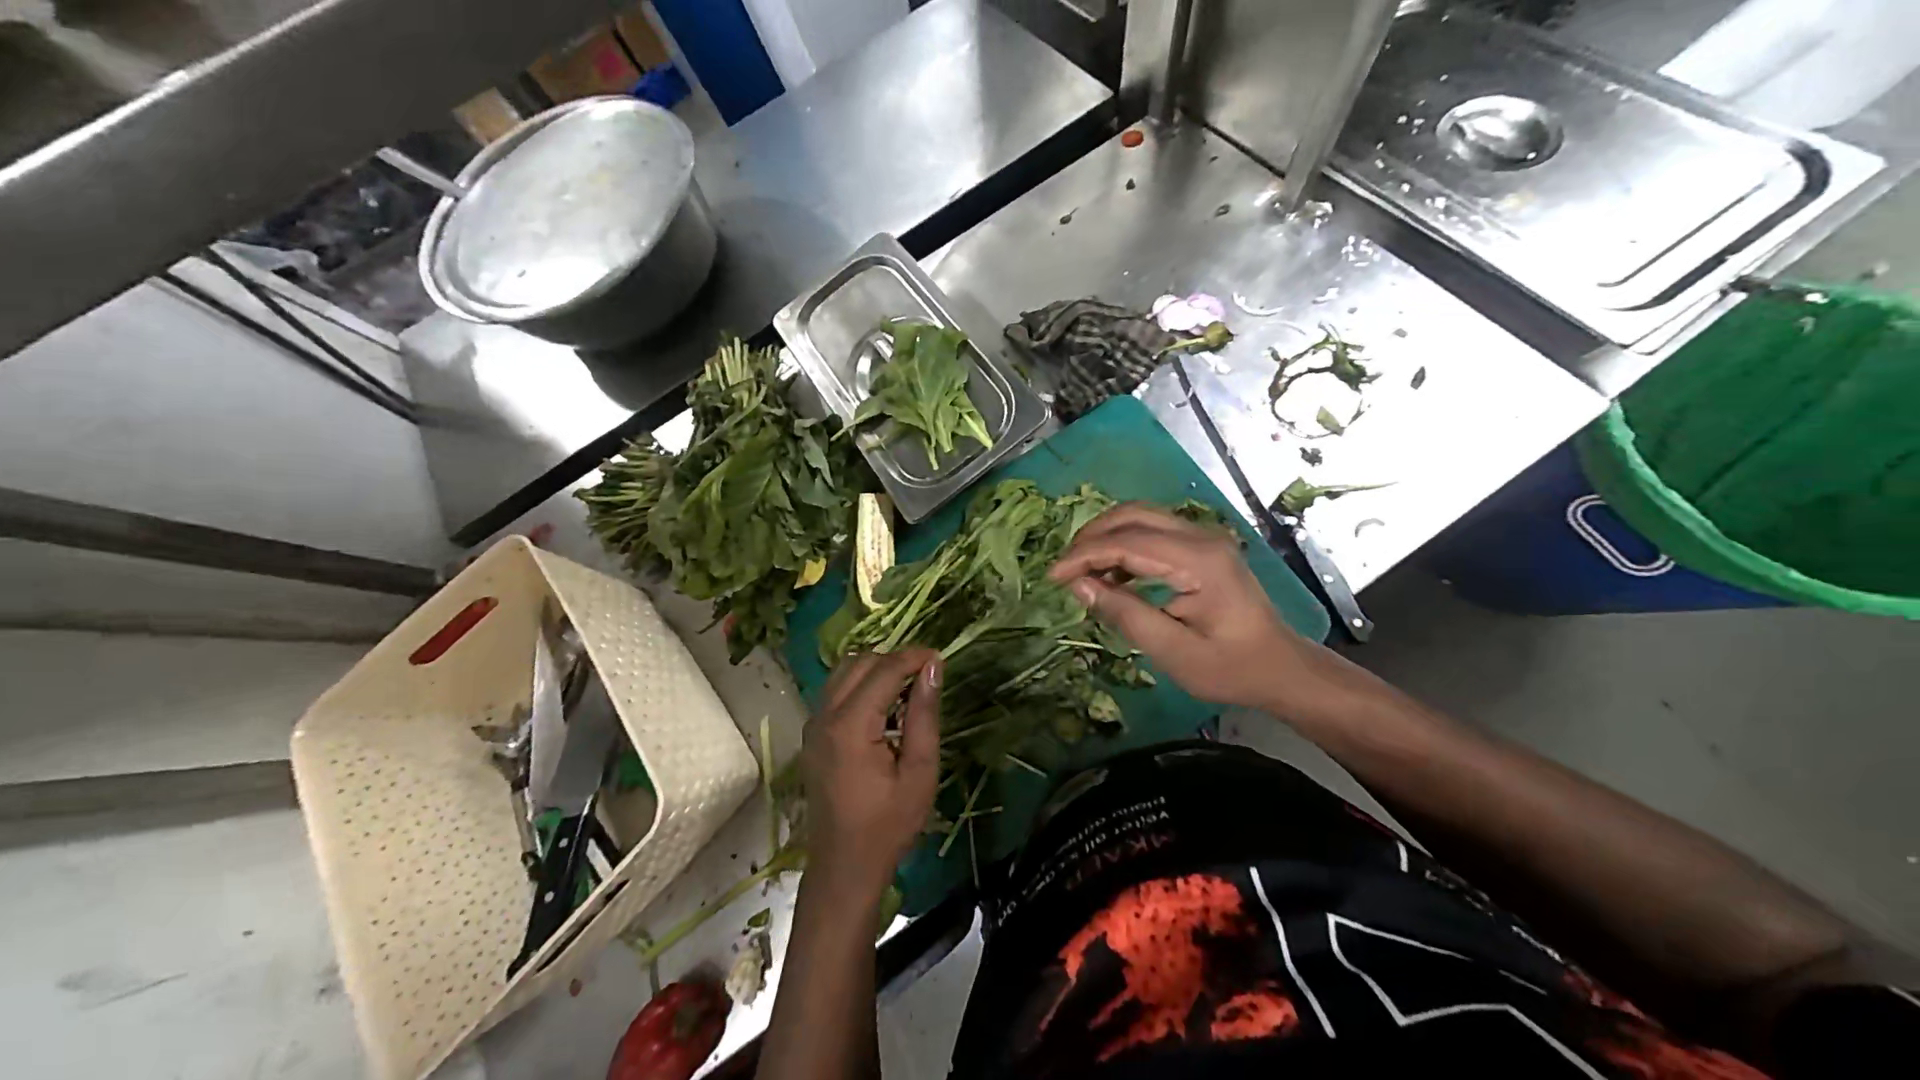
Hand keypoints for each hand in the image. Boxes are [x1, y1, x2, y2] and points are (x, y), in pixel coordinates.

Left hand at [802, 648, 942, 894]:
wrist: (844, 867)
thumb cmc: (888, 826)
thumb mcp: (919, 772)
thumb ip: (924, 715)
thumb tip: (933, 667)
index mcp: (850, 725)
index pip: (884, 669)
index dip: (914, 657)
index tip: (940, 658)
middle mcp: (824, 716)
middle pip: (859, 663)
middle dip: (894, 660)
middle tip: (925, 677)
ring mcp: (813, 725)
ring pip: (843, 673)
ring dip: (875, 671)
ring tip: (907, 691)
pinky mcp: (812, 735)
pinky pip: (835, 692)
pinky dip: (860, 687)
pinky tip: (884, 710)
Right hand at [1049, 504, 1348, 717]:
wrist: (1281, 668)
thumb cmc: (1230, 668)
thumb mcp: (1173, 652)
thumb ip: (1125, 615)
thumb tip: (1080, 587)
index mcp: (1198, 561)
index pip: (1128, 542)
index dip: (1084, 555)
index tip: (1053, 577)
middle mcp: (1201, 537)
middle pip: (1132, 516)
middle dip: (1090, 538)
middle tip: (1063, 570)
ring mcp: (1204, 538)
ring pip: (1141, 518)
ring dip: (1105, 538)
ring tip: (1080, 572)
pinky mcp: (1201, 547)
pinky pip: (1153, 532)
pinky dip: (1124, 546)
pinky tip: (1111, 576)